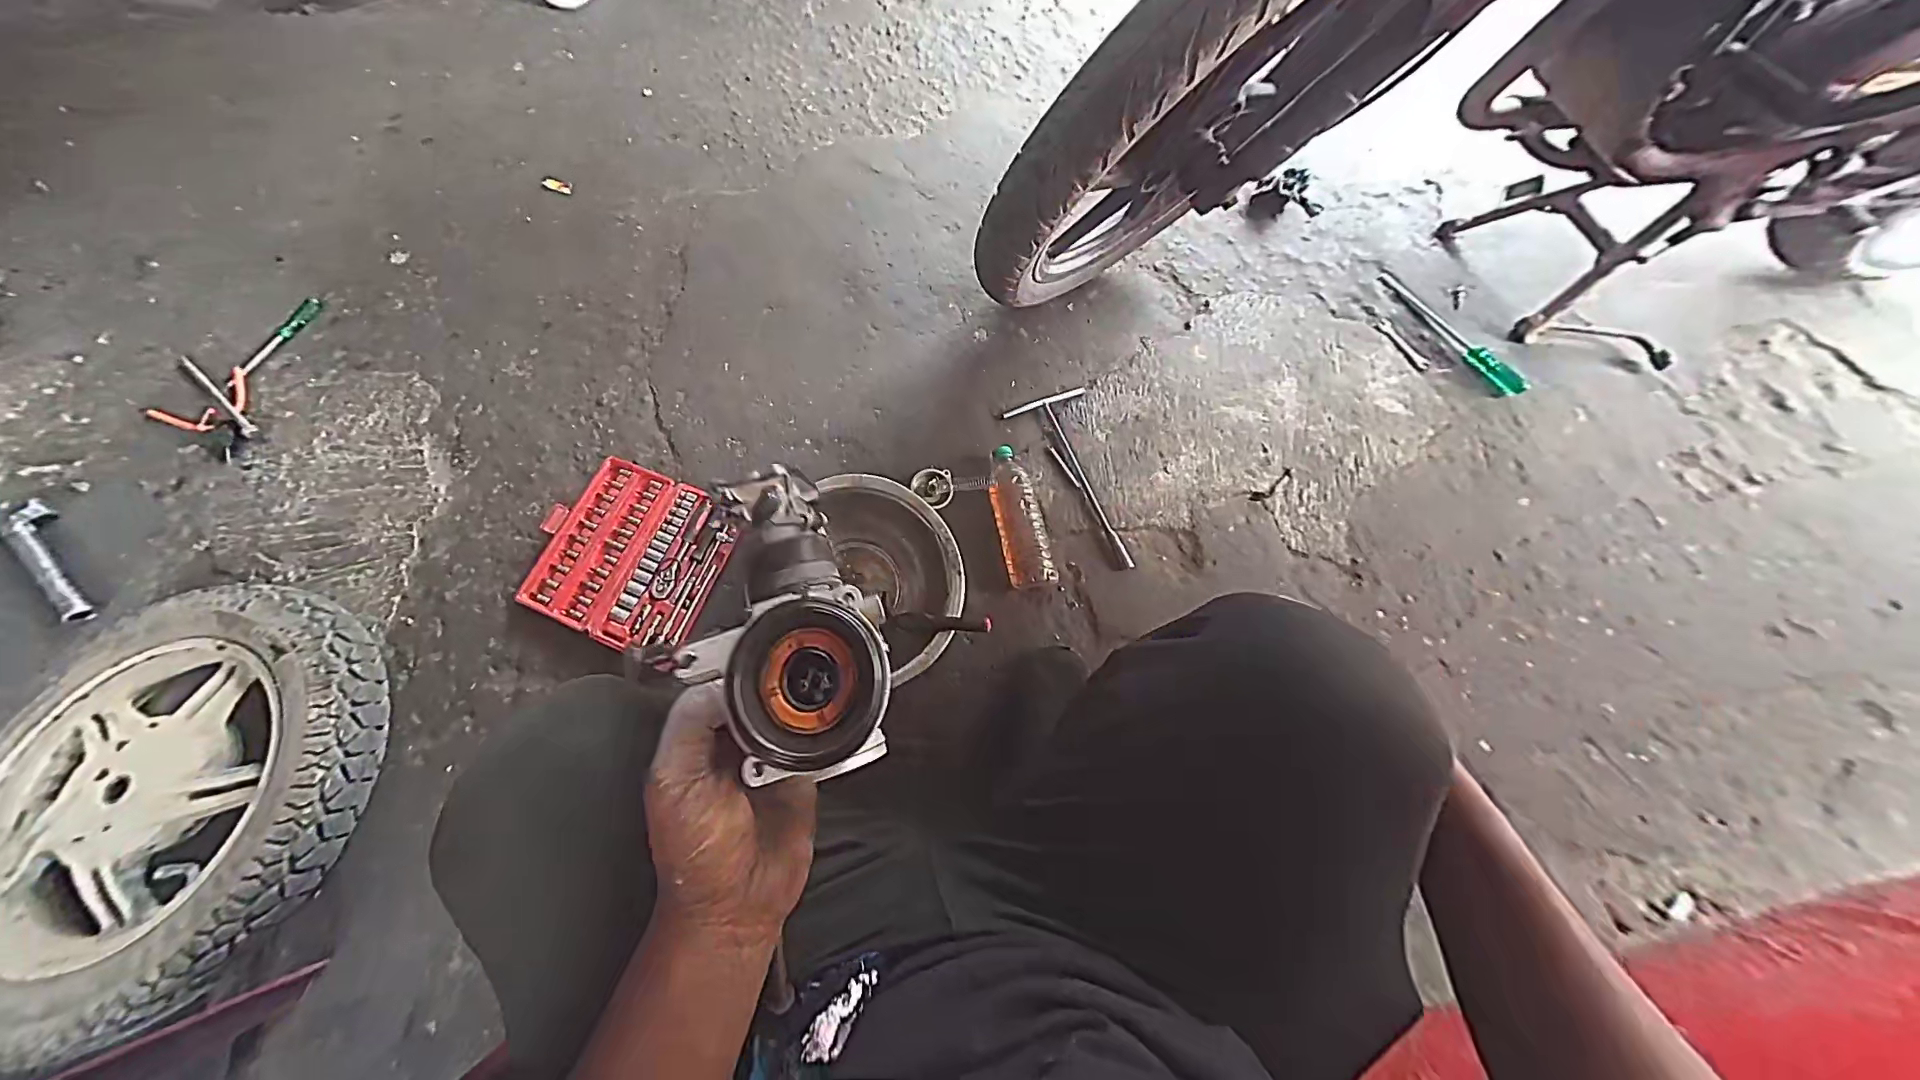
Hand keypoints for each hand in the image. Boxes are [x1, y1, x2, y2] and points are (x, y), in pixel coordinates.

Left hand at [645, 683, 817, 943]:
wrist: (739, 903)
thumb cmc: (696, 857)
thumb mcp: (675, 784)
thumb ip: (689, 728)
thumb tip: (717, 686)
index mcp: (696, 740)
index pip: (717, 688)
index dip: (733, 674)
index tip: (752, 664)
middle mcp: (733, 745)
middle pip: (759, 697)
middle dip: (772, 692)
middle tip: (779, 696)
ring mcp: (770, 759)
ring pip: (791, 716)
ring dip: (799, 716)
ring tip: (792, 732)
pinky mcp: (802, 775)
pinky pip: (817, 744)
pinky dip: (821, 740)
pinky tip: (814, 745)